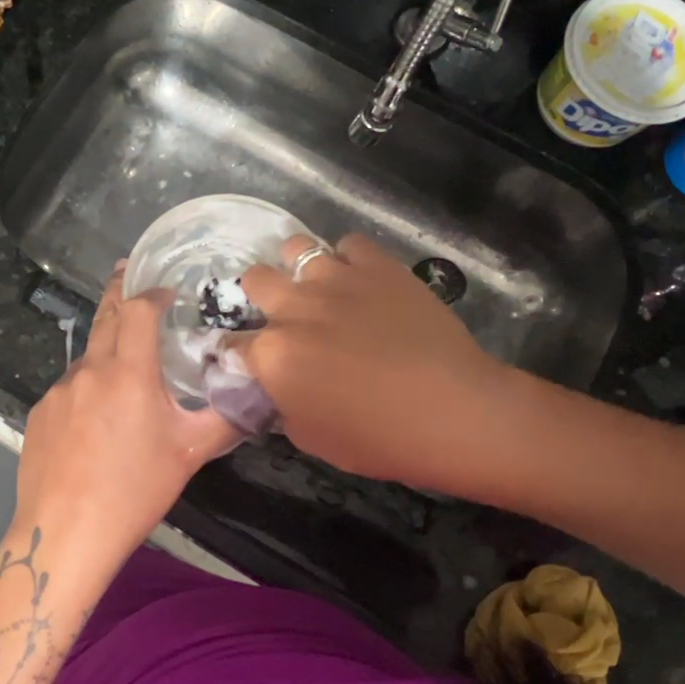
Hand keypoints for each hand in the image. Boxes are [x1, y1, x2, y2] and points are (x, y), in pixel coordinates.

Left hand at [15, 267, 239, 569]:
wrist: (64, 532)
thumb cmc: (133, 491)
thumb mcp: (190, 453)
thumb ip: (227, 419)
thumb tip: (259, 397)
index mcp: (128, 371)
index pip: (137, 308)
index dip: (152, 293)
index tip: (167, 293)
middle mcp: (89, 370)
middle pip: (105, 317)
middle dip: (120, 294)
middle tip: (131, 275)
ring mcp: (58, 392)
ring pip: (87, 357)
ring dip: (107, 351)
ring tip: (125, 371)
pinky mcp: (39, 414)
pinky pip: (69, 389)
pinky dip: (87, 388)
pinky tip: (96, 421)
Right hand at [230, 234, 521, 489]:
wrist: (453, 412)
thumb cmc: (379, 439)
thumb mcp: (312, 438)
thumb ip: (283, 405)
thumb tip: (278, 389)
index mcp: (272, 355)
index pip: (231, 345)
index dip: (236, 353)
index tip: (248, 360)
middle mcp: (294, 308)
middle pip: (255, 280)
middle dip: (261, 296)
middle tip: (283, 316)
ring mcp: (336, 279)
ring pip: (295, 247)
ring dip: (298, 267)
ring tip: (316, 285)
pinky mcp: (378, 266)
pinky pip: (349, 244)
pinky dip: (348, 259)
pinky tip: (359, 279)